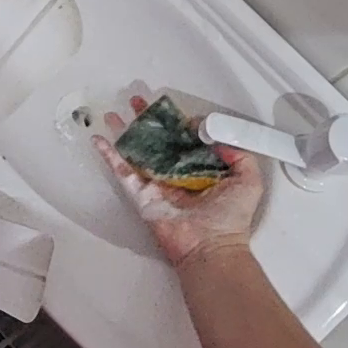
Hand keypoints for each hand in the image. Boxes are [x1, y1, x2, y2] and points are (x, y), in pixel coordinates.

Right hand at [92, 96, 266, 266]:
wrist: (210, 246)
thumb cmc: (231, 219)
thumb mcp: (248, 179)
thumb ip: (238, 153)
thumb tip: (214, 136)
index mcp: (199, 170)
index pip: (184, 140)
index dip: (178, 123)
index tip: (177, 113)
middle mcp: (175, 174)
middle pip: (156, 140)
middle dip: (146, 120)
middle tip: (137, 101)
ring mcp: (155, 183)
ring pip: (136, 151)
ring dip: (124, 132)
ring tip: (113, 114)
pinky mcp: (140, 194)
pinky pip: (122, 170)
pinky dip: (109, 155)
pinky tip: (99, 140)